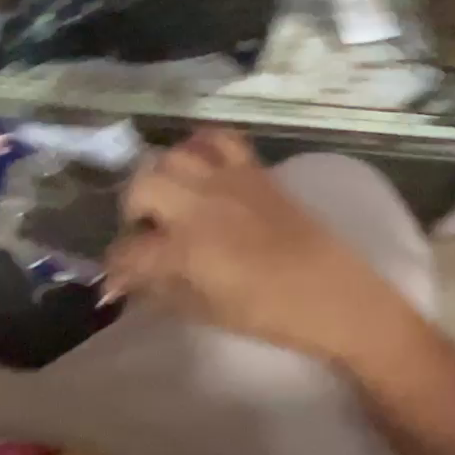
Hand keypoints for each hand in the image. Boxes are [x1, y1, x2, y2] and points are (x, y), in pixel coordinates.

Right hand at [104, 129, 410, 361]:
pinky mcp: (253, 171)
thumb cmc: (272, 314)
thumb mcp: (207, 312)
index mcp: (186, 249)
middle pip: (140, 189)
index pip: (128, 250)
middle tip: (147, 236)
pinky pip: (216, 140)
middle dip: (133, 214)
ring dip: (160, 180)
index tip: (117, 279)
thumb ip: (160, 291)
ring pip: (169, 159)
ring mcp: (227, 182)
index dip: (116, 267)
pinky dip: (199, 148)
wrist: (338, 298)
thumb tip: (128, 283)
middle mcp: (199, 206)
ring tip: (171, 202)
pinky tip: (199, 168)